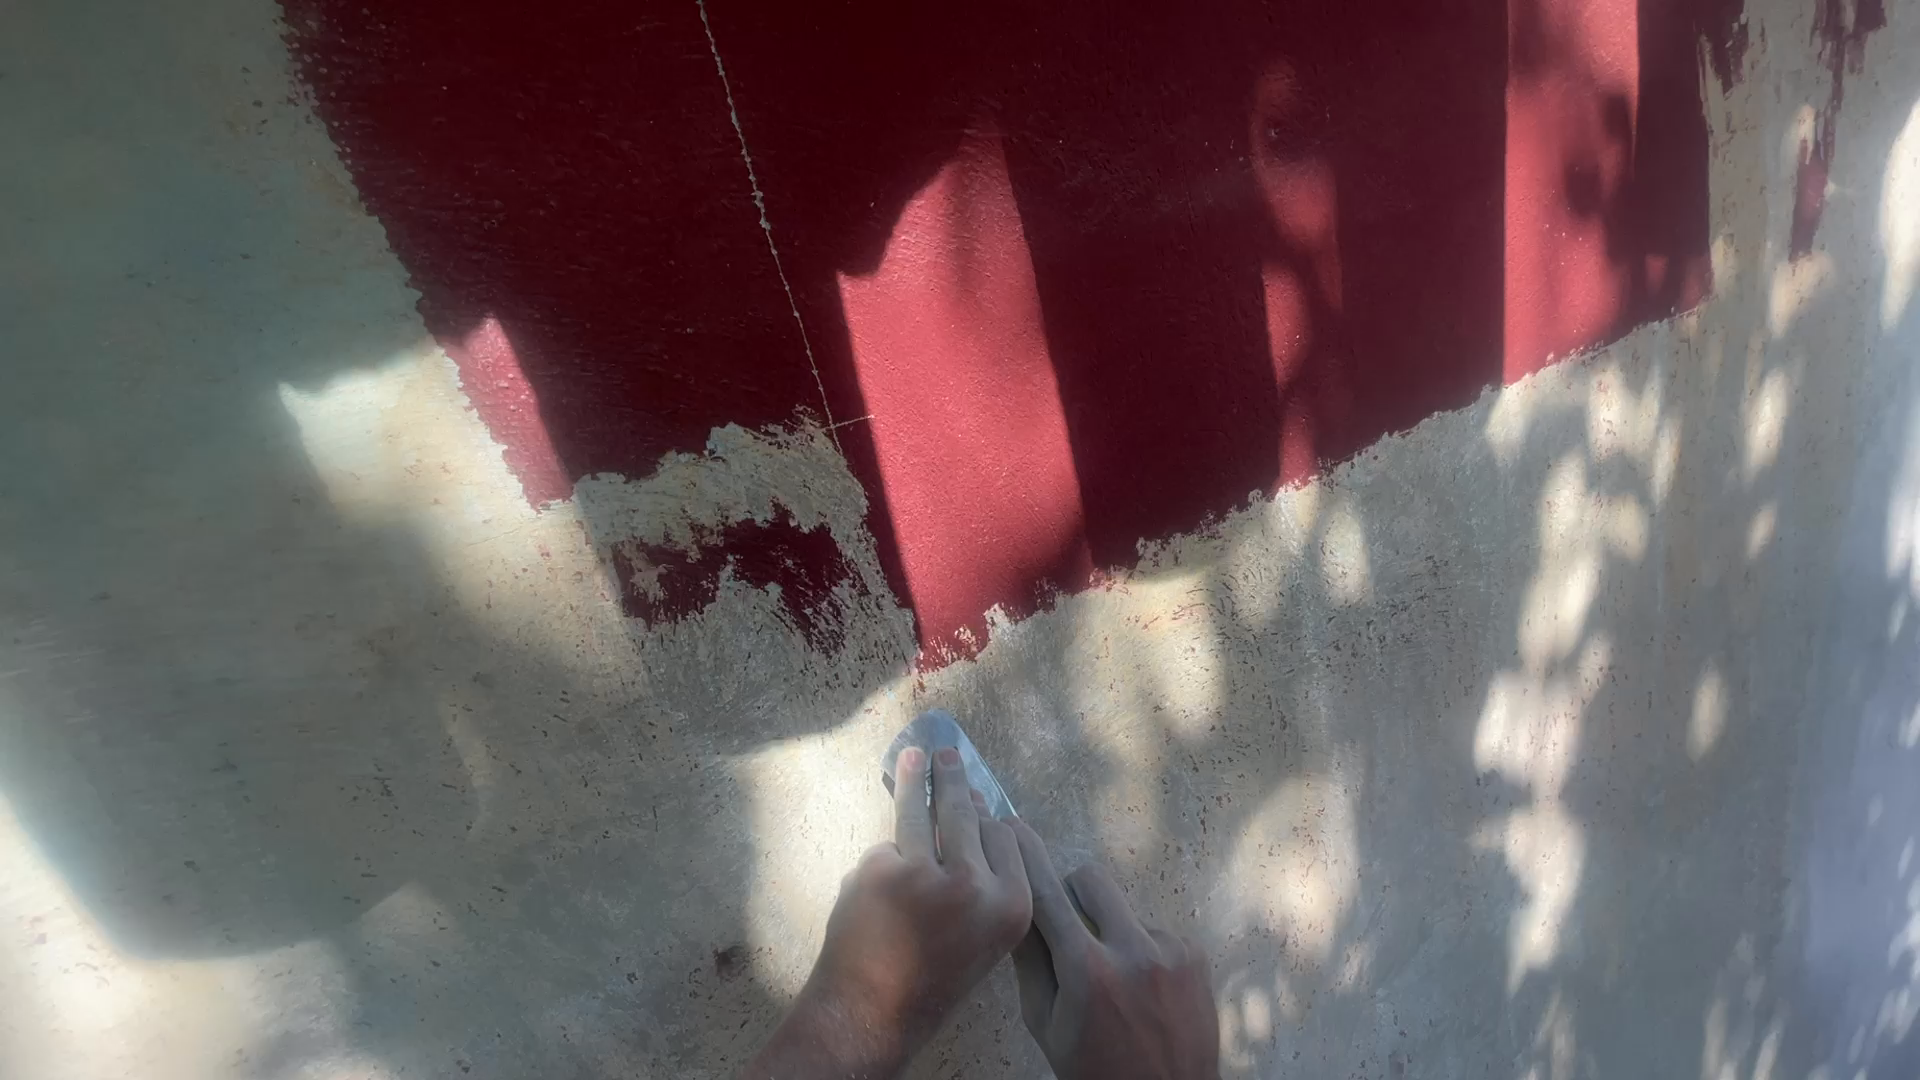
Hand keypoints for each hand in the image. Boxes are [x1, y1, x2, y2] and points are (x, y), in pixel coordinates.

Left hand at [741, 747, 1031, 1078]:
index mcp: (1012, 906)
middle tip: (948, 753)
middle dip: (954, 778)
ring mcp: (925, 873)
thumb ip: (988, 881)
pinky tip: (881, 873)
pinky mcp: (882, 868)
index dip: (989, 815)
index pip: (1006, 836)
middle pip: (967, 813)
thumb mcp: (982, 936)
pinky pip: (888, 846)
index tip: (982, 796)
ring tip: (915, 754)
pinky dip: (885, 858)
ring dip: (916, 776)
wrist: (871, 1013)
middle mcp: (975, 885)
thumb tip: (973, 811)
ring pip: (922, 811)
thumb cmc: (933, 977)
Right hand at [1011, 822, 1219, 1079]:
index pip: (1046, 895)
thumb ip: (1030, 963)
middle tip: (1073, 927)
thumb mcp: (1047, 1026)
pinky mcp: (1194, 954)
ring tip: (1118, 976)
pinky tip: (1146, 987)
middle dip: (1073, 893)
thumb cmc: (1095, 1070)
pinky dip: (1141, 948)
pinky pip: (1152, 928)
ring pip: (1122, 906)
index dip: (1027, 857)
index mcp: (1087, 971)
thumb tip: (1016, 906)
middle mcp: (1131, 951)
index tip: (1013, 826)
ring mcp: (1169, 950)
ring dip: (1111, 927)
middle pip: (1089, 878)